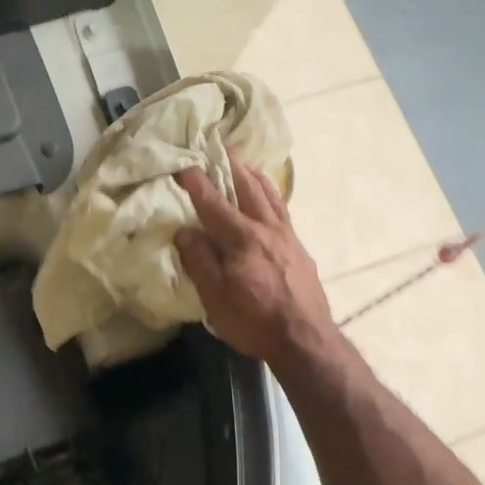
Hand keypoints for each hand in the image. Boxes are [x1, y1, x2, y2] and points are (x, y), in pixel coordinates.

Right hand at [174, 152, 339, 368]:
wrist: (303, 336)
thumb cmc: (253, 321)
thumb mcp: (216, 298)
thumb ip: (200, 262)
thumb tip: (185, 231)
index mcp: (242, 240)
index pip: (214, 204)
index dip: (197, 183)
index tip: (182, 165)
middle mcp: (266, 229)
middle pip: (248, 188)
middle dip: (230, 167)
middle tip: (217, 148)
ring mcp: (287, 236)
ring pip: (269, 195)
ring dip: (253, 175)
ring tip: (243, 163)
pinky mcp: (298, 248)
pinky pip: (282, 209)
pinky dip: (270, 194)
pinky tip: (267, 197)